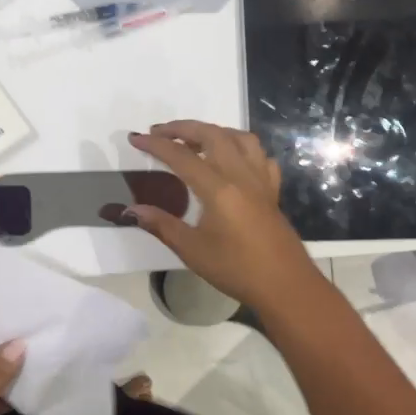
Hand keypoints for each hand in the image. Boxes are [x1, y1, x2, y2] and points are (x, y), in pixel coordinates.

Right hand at [125, 120, 313, 308]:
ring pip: (239, 138)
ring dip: (214, 132)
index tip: (134, 138)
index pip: (181, 156)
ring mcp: (261, 181)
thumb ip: (160, 224)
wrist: (285, 286)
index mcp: (219, 189)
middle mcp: (241, 176)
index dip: (155, 144)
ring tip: (194, 140)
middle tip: (159, 133)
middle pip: (212, 135)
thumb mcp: (191, 249)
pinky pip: (259, 156)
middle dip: (183, 128)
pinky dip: (242, 148)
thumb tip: (130, 210)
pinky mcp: (272, 191)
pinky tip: (231, 160)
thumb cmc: (236, 269)